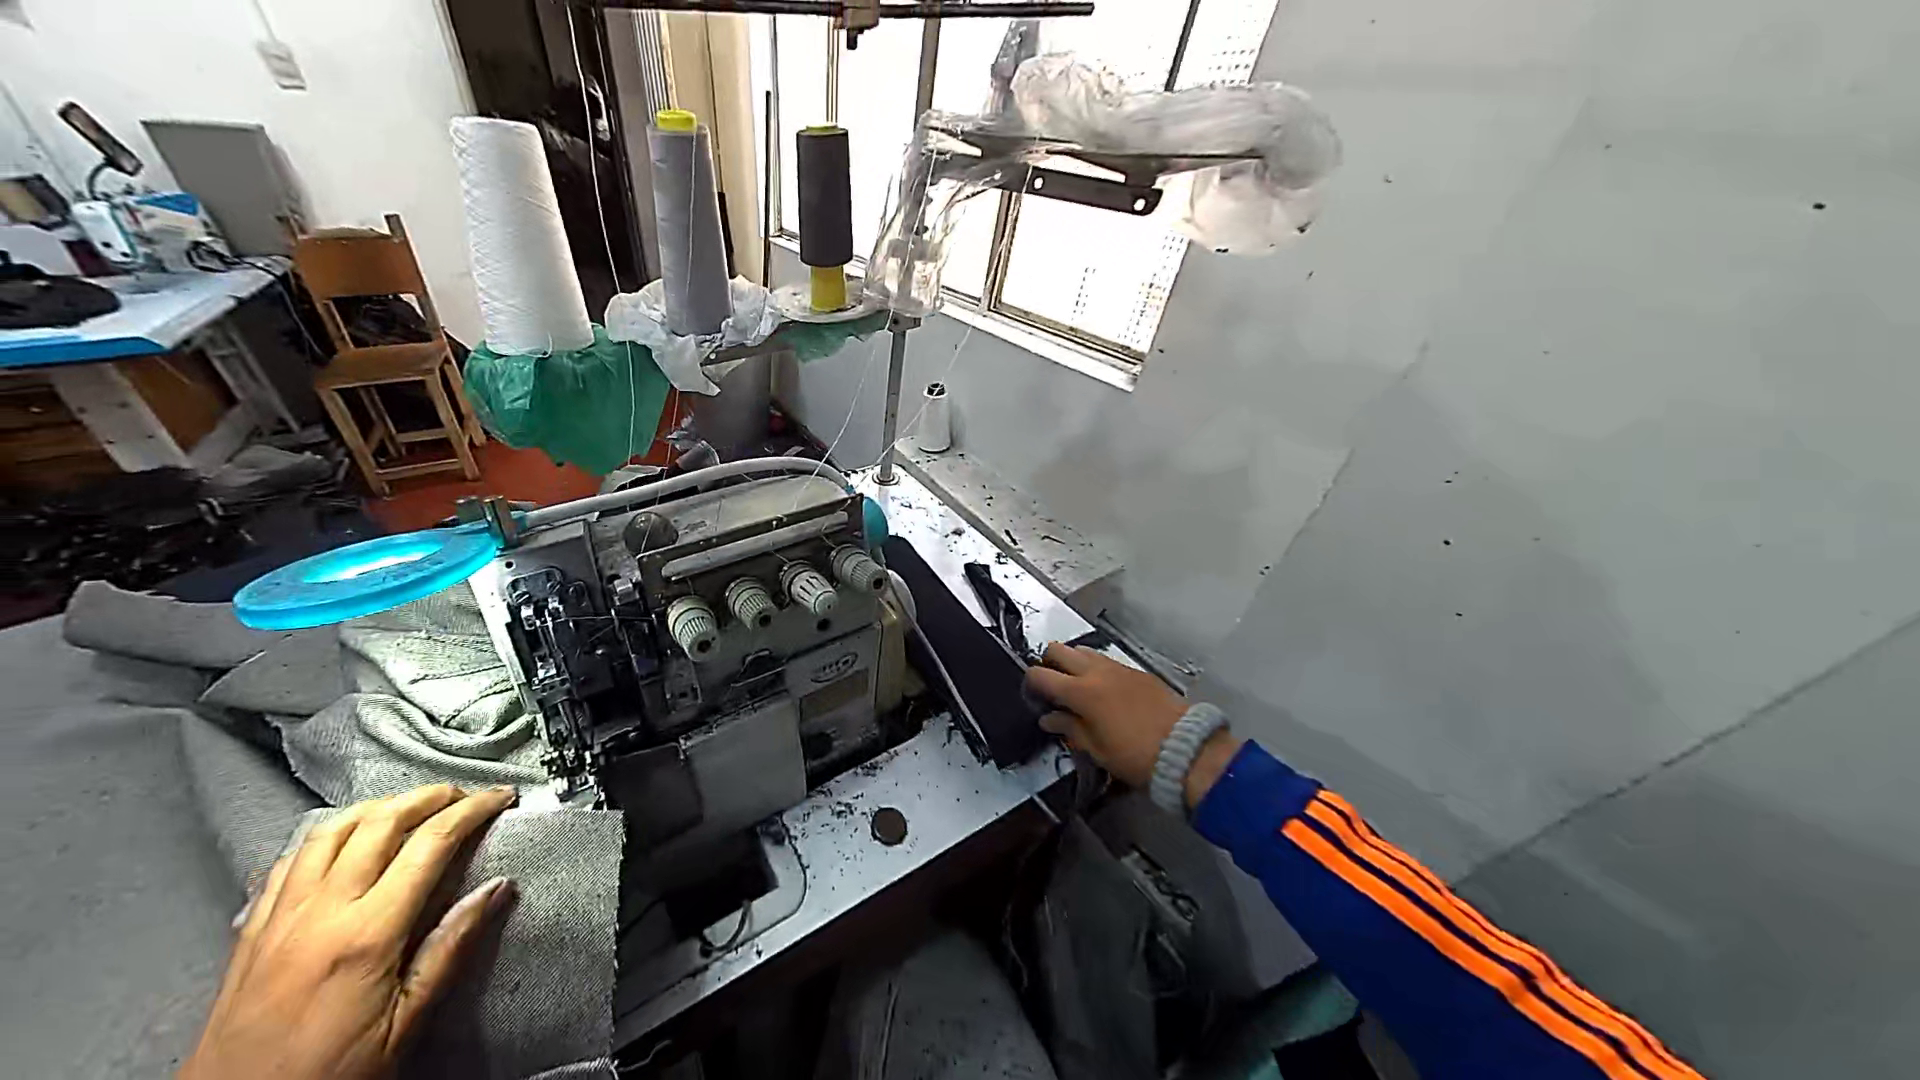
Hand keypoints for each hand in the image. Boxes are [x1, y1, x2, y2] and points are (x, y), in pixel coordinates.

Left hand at [180, 785, 518, 1079]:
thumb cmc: (328, 1077)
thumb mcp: (406, 1024)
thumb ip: (451, 948)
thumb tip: (499, 887)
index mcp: (366, 934)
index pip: (431, 843)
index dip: (474, 810)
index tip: (501, 798)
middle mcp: (321, 912)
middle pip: (382, 821)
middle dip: (432, 796)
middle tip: (466, 795)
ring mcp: (279, 918)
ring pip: (331, 830)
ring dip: (380, 806)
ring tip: (413, 806)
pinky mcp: (250, 931)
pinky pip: (289, 860)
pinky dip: (328, 834)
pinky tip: (348, 840)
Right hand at [1025, 643, 1239, 807]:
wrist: (1185, 749)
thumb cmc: (1134, 755)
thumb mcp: (1096, 749)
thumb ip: (1069, 728)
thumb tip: (1049, 718)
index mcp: (1081, 691)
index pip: (1040, 674)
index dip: (1030, 684)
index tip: (1032, 698)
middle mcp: (1096, 671)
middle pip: (1059, 650)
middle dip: (1049, 664)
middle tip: (1052, 689)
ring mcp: (1118, 668)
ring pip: (1083, 651)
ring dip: (1073, 664)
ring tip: (1077, 689)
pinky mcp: (1137, 671)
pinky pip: (1106, 661)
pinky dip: (1096, 670)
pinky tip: (1103, 693)